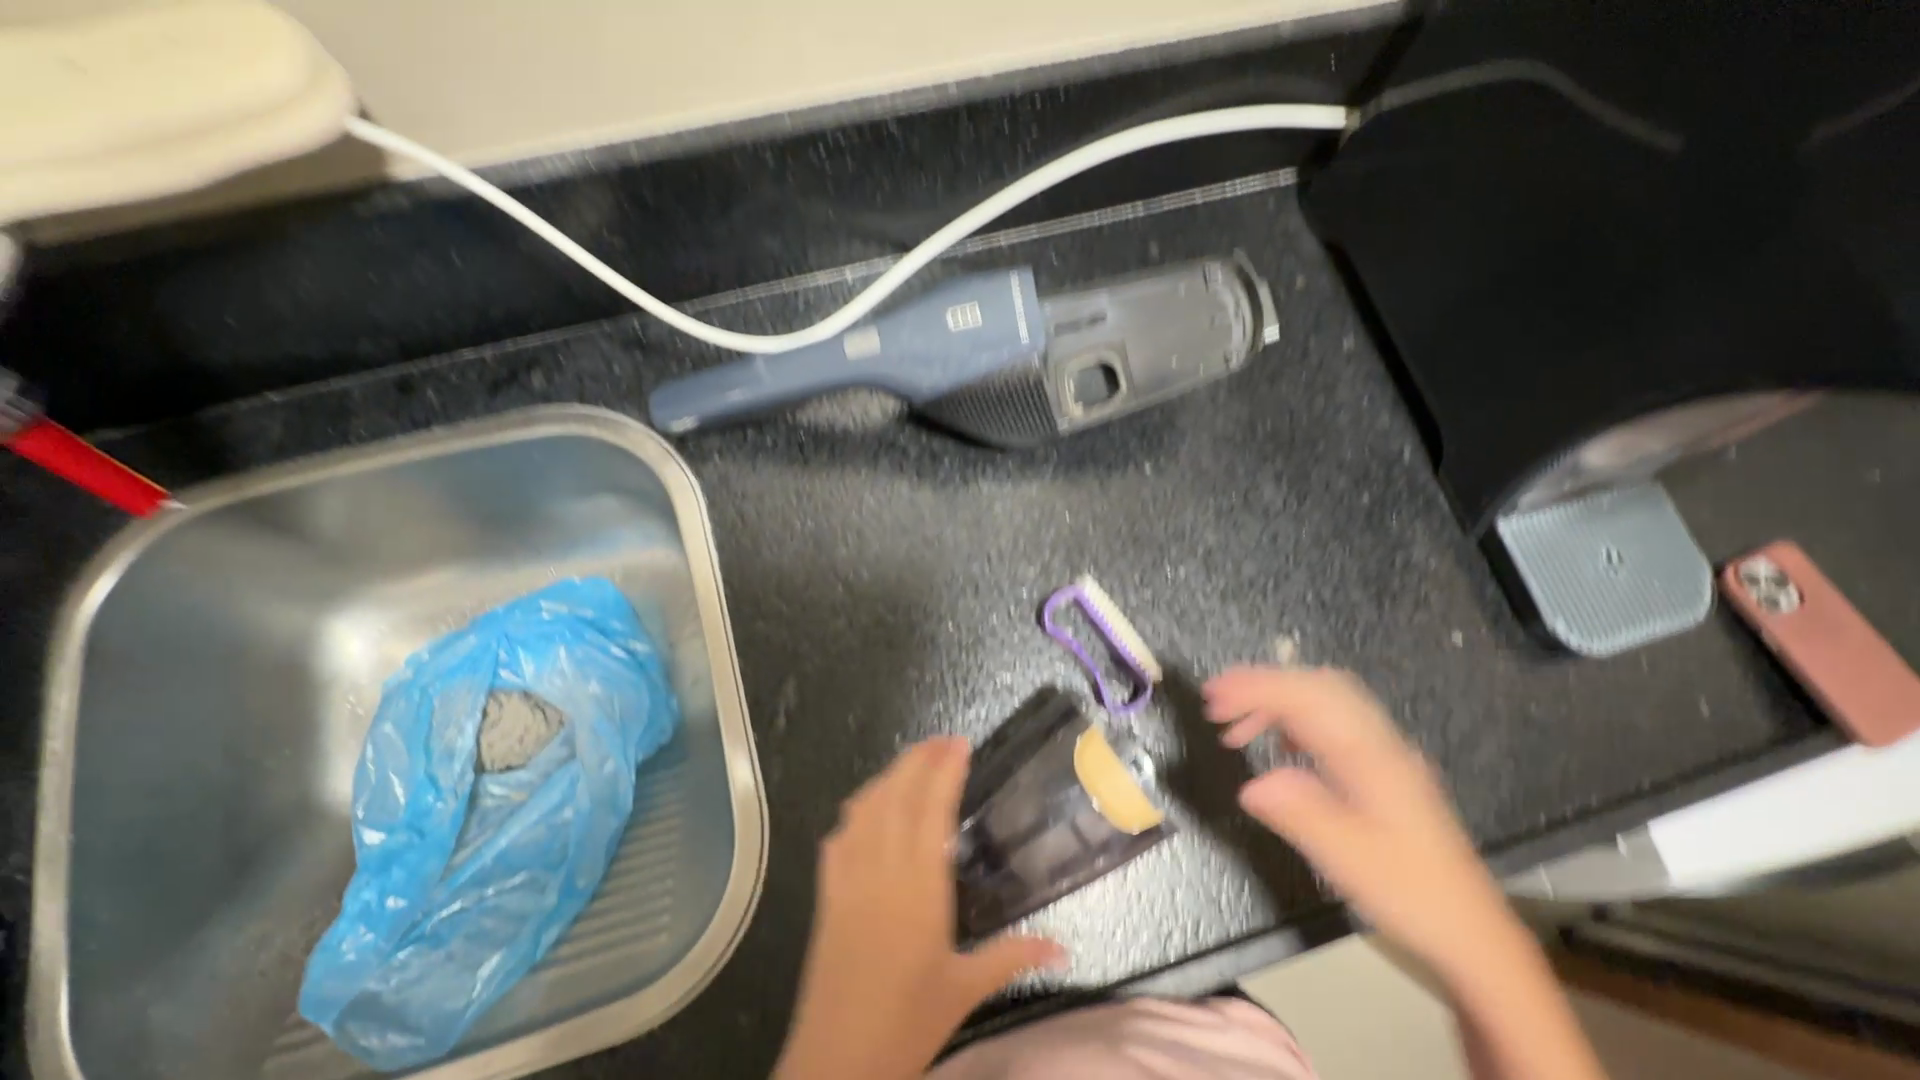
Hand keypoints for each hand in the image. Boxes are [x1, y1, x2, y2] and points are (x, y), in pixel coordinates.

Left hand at [773, 737, 1064, 1079]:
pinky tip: (863, 813)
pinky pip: (837, 840)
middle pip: (894, 798)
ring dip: (885, 780)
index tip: (959, 744)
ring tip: (910, 765)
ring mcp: (847, 881)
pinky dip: (854, 814)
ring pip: (863, 812)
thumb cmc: (907, 1023)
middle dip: (916, 762)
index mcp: (918, 888)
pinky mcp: (826, 897)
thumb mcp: (966, 990)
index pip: (931, 811)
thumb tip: (1064, 948)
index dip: (944, 772)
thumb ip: (1013, 958)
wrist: (835, 1060)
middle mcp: (880, 871)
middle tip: (942, 741)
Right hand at [1204, 667, 1526, 979]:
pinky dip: (1299, 721)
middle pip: (1319, 686)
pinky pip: (1338, 724)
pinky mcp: (1386, 772)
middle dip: (1263, 684)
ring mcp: (1387, 755)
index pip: (1306, 699)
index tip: (1212, 699)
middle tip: (1217, 702)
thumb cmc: (1409, 893)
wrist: (1472, 928)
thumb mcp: (1347, 857)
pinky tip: (1281, 747)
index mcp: (1368, 756)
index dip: (1255, 689)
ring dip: (1280, 701)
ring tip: (1237, 728)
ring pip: (1329, 702)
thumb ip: (1298, 813)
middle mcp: (1380, 743)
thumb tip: (1251, 785)